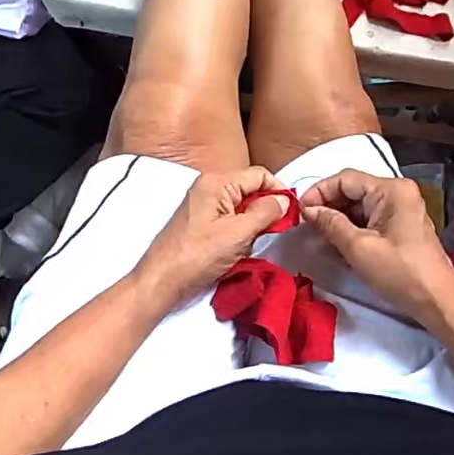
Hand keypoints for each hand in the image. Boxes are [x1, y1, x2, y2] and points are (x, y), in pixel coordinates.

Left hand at [135, 167, 290, 308]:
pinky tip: (238, 249)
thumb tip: (284, 200)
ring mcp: (203, 204)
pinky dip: (240, 232)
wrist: (162, 280)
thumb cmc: (197, 255)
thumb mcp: (238, 233)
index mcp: (217, 182)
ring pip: (242, 206)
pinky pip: (230, 218)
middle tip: (272, 232)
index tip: (291, 213)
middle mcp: (209, 187)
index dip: (279, 191)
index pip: (259, 175)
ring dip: (252, 224)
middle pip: (250, 189)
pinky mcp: (201, 222)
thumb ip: (265, 213)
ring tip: (250, 244)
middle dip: (265, 209)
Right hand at [301, 170, 453, 325]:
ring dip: (337, 218)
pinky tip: (335, 242)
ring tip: (317, 234)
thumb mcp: (359, 248)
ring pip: (359, 205)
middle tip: (306, 224)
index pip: (345, 179)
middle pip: (352, 190)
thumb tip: (308, 210)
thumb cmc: (400, 273)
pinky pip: (369, 218)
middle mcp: (398, 193)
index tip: (300, 210)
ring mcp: (401, 209)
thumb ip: (331, 224)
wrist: (438, 302)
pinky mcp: (400, 226)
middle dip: (327, 205)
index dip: (319, 191)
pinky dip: (351, 227)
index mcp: (391, 190)